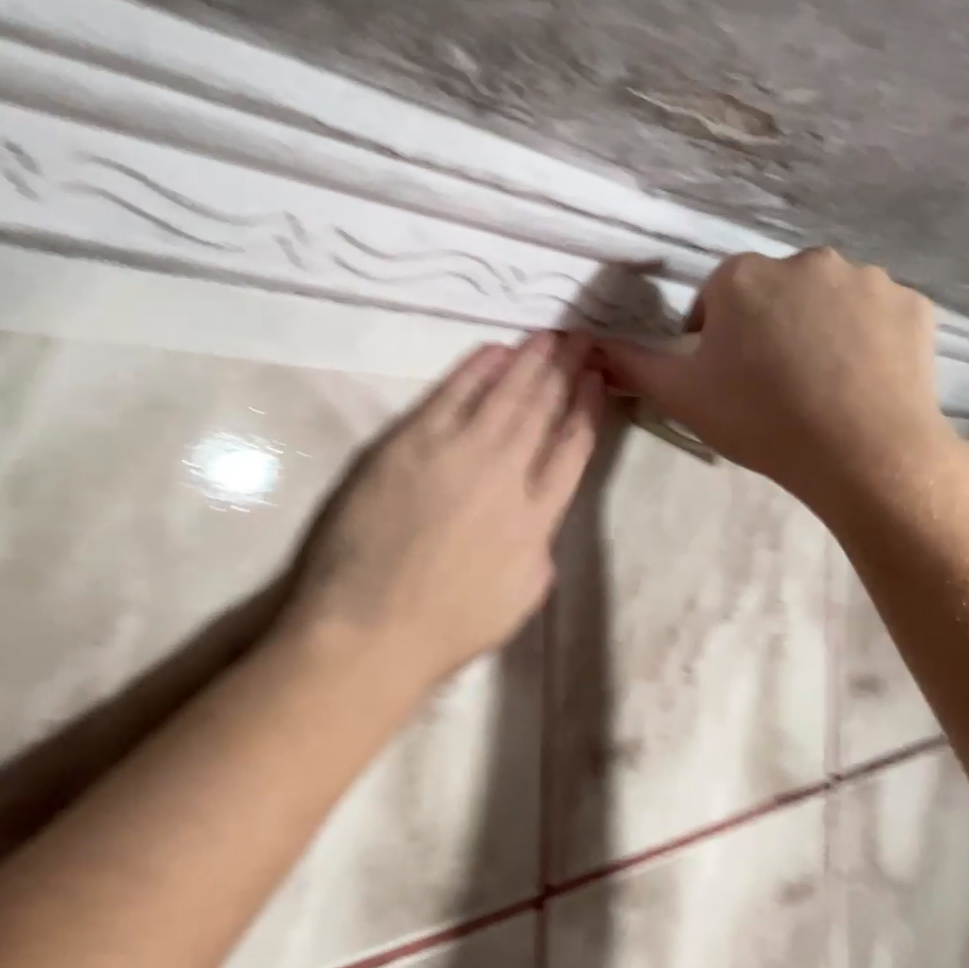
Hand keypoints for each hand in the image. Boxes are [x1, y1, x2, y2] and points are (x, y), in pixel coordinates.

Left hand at [278, 332, 603, 683]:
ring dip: (530, 361)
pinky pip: (450, 394)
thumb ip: (536, 548)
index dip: (588, 408)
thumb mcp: (519, 599)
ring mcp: (456, 453)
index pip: (572, 449)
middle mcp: (505, 475)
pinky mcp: (408, 443)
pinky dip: (476, 369)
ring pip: (503, 395)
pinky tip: (494, 350)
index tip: (598, 380)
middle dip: (566, 370)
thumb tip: (535, 519)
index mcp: (537, 521)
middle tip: (582, 340)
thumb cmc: (442, 630)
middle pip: (542, 410)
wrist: (369, 630)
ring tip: (549, 337)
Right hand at [596, 247, 963, 513]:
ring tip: (815, 384)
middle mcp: (805, 261)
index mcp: (743, 276)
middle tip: (767, 382)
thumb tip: (592, 346)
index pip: (715, 296)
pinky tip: (855, 381)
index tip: (721, 375)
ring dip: (813, 328)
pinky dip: (861, 338)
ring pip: (824, 300)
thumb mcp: (680, 395)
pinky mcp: (912, 304)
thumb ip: (631, 364)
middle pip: (771, 292)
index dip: (712, 336)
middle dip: (764, 326)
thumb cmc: (760, 418)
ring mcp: (866, 279)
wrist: (865, 453)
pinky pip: (873, 315)